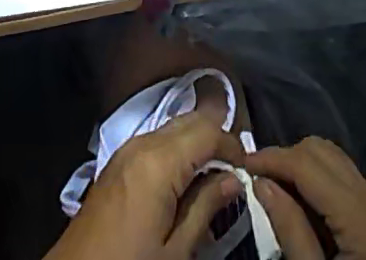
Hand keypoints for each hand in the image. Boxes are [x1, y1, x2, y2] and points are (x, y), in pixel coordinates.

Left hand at [45, 102, 245, 259]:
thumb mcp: (175, 250)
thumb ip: (206, 207)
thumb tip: (233, 179)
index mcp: (159, 161)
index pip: (208, 131)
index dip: (233, 144)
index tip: (248, 168)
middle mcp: (142, 143)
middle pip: (190, 120)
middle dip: (216, 138)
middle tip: (234, 170)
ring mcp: (126, 149)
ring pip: (173, 127)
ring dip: (196, 142)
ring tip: (213, 175)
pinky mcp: (117, 161)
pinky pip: (156, 141)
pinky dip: (177, 149)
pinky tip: (184, 179)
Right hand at [246, 137, 365, 259]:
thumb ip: (290, 230)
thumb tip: (261, 182)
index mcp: (364, 219)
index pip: (309, 164)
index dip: (271, 159)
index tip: (240, 165)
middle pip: (322, 152)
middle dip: (285, 158)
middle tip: (255, 178)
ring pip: (334, 159)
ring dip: (301, 165)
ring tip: (273, 187)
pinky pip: (344, 180)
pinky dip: (318, 180)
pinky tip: (299, 201)